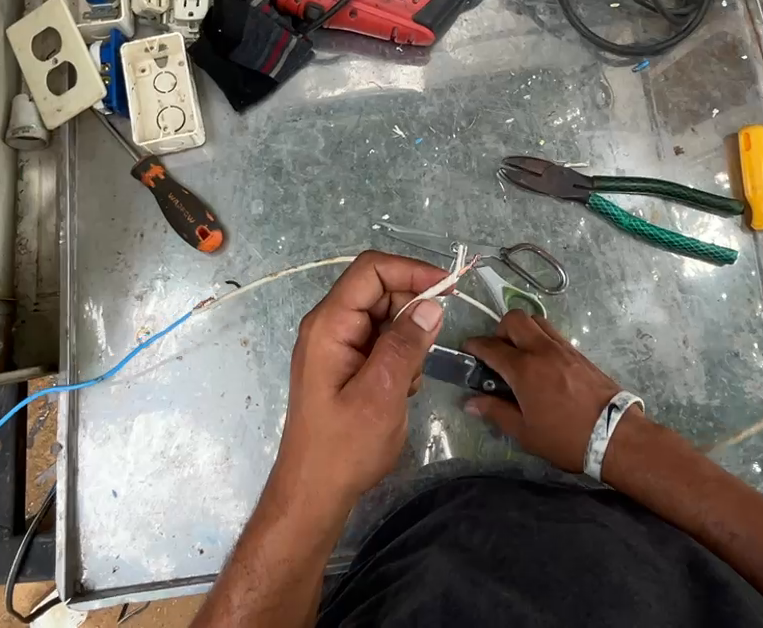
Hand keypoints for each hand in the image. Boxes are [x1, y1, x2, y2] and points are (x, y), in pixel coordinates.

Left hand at [273, 251, 447, 505]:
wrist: (314, 493)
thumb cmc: (344, 447)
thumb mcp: (381, 393)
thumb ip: (406, 344)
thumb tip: (431, 304)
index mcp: (329, 324)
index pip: (370, 270)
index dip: (410, 269)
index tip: (448, 286)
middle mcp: (329, 325)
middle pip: (377, 290)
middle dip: (411, 309)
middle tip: (433, 343)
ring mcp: (336, 345)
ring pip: (383, 317)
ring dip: (407, 339)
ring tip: (409, 380)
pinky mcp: (345, 364)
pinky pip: (380, 342)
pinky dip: (399, 357)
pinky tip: (401, 390)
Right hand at [463, 311, 635, 471]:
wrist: (616, 436)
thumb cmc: (566, 438)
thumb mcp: (525, 433)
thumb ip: (495, 412)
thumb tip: (470, 402)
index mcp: (524, 369)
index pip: (491, 346)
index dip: (475, 346)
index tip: (467, 350)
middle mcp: (541, 350)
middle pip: (514, 319)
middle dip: (499, 330)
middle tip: (499, 352)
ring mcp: (563, 348)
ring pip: (536, 321)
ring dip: (523, 330)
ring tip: (521, 354)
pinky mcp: (579, 353)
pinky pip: (553, 333)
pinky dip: (541, 338)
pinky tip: (543, 363)